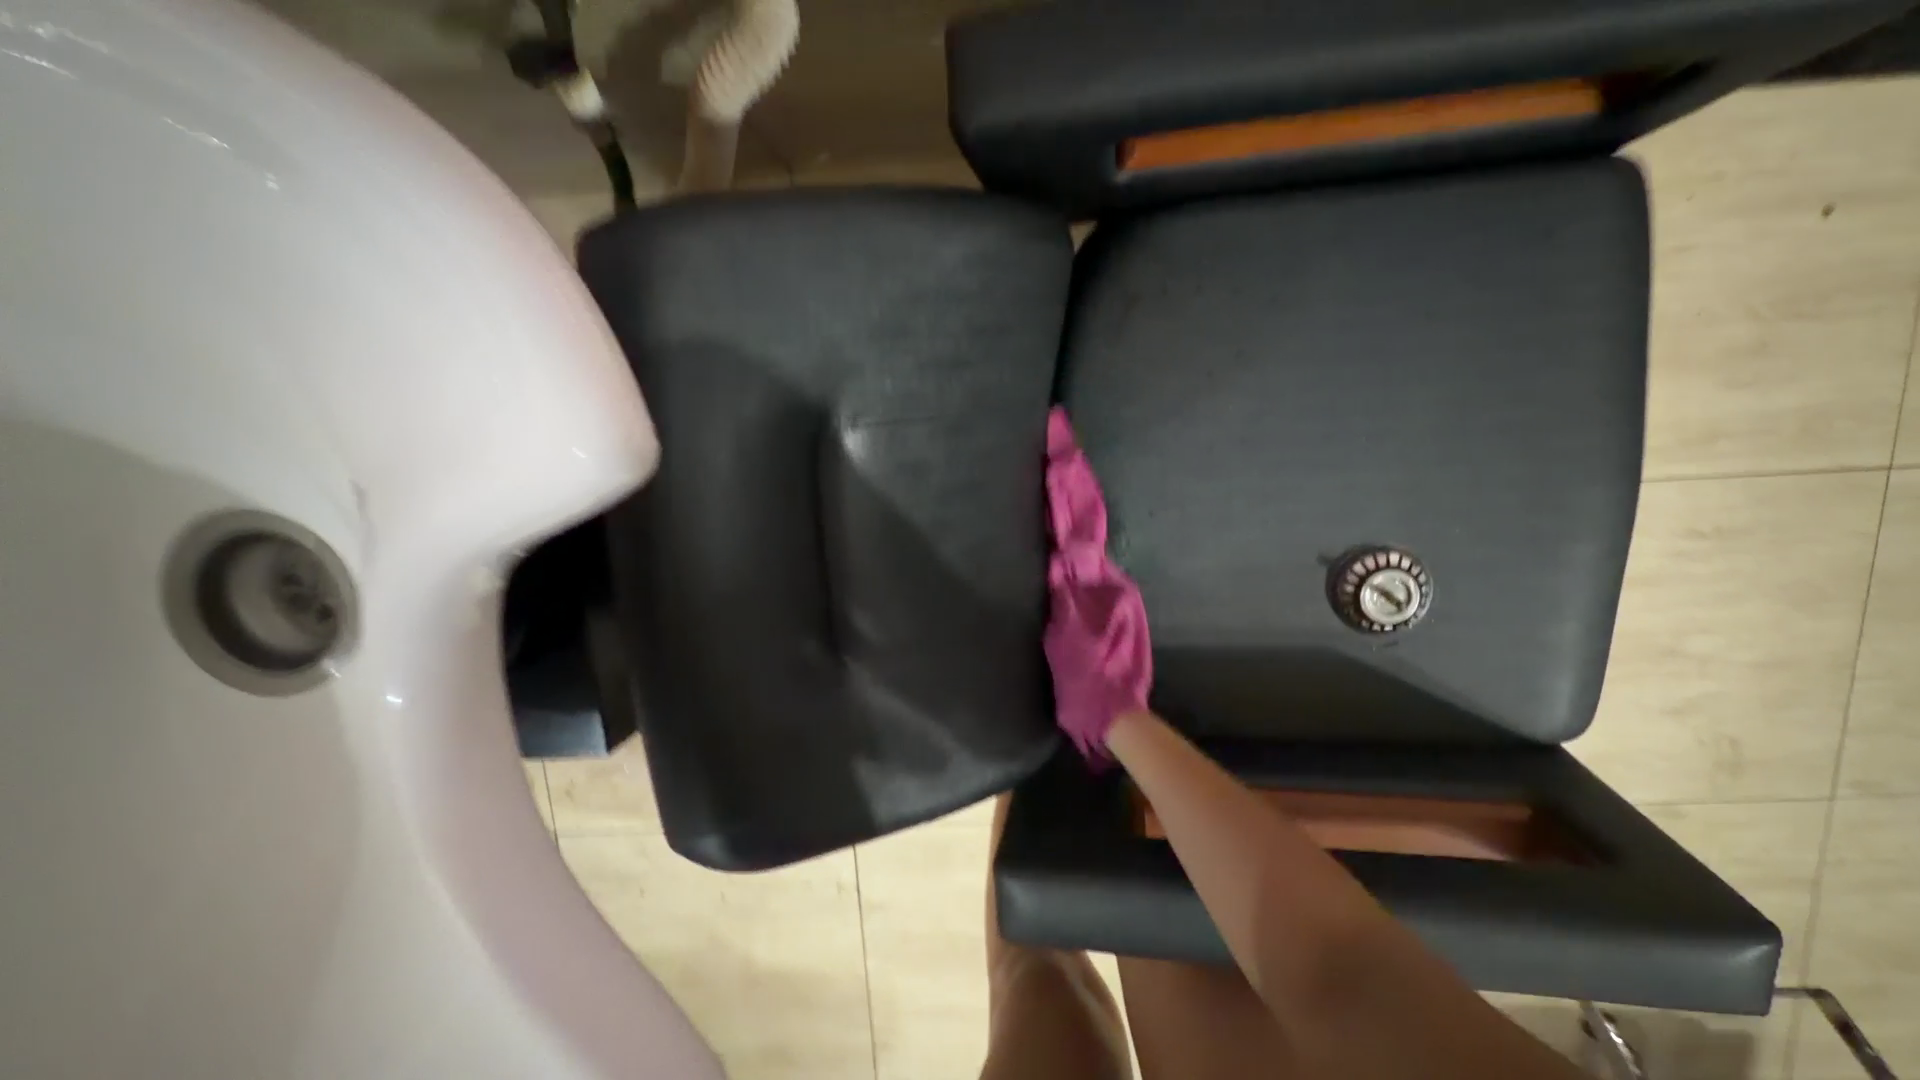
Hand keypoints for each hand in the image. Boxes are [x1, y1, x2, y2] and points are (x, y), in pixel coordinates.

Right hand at [1042, 408, 1151, 763]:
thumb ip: (1061, 592)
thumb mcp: (1066, 634)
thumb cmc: (1087, 679)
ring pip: (1089, 525)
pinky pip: (1088, 546)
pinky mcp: (1107, 596)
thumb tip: (1053, 552)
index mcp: (1091, 576)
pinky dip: (1076, 520)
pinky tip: (1064, 512)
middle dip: (1071, 469)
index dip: (1065, 475)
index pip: (1075, 514)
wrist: (1115, 709)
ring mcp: (1108, 582)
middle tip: (1059, 431)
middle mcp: (1103, 570)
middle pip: (1085, 510)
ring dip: (1074, 490)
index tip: (1057, 438)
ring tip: (1058, 459)